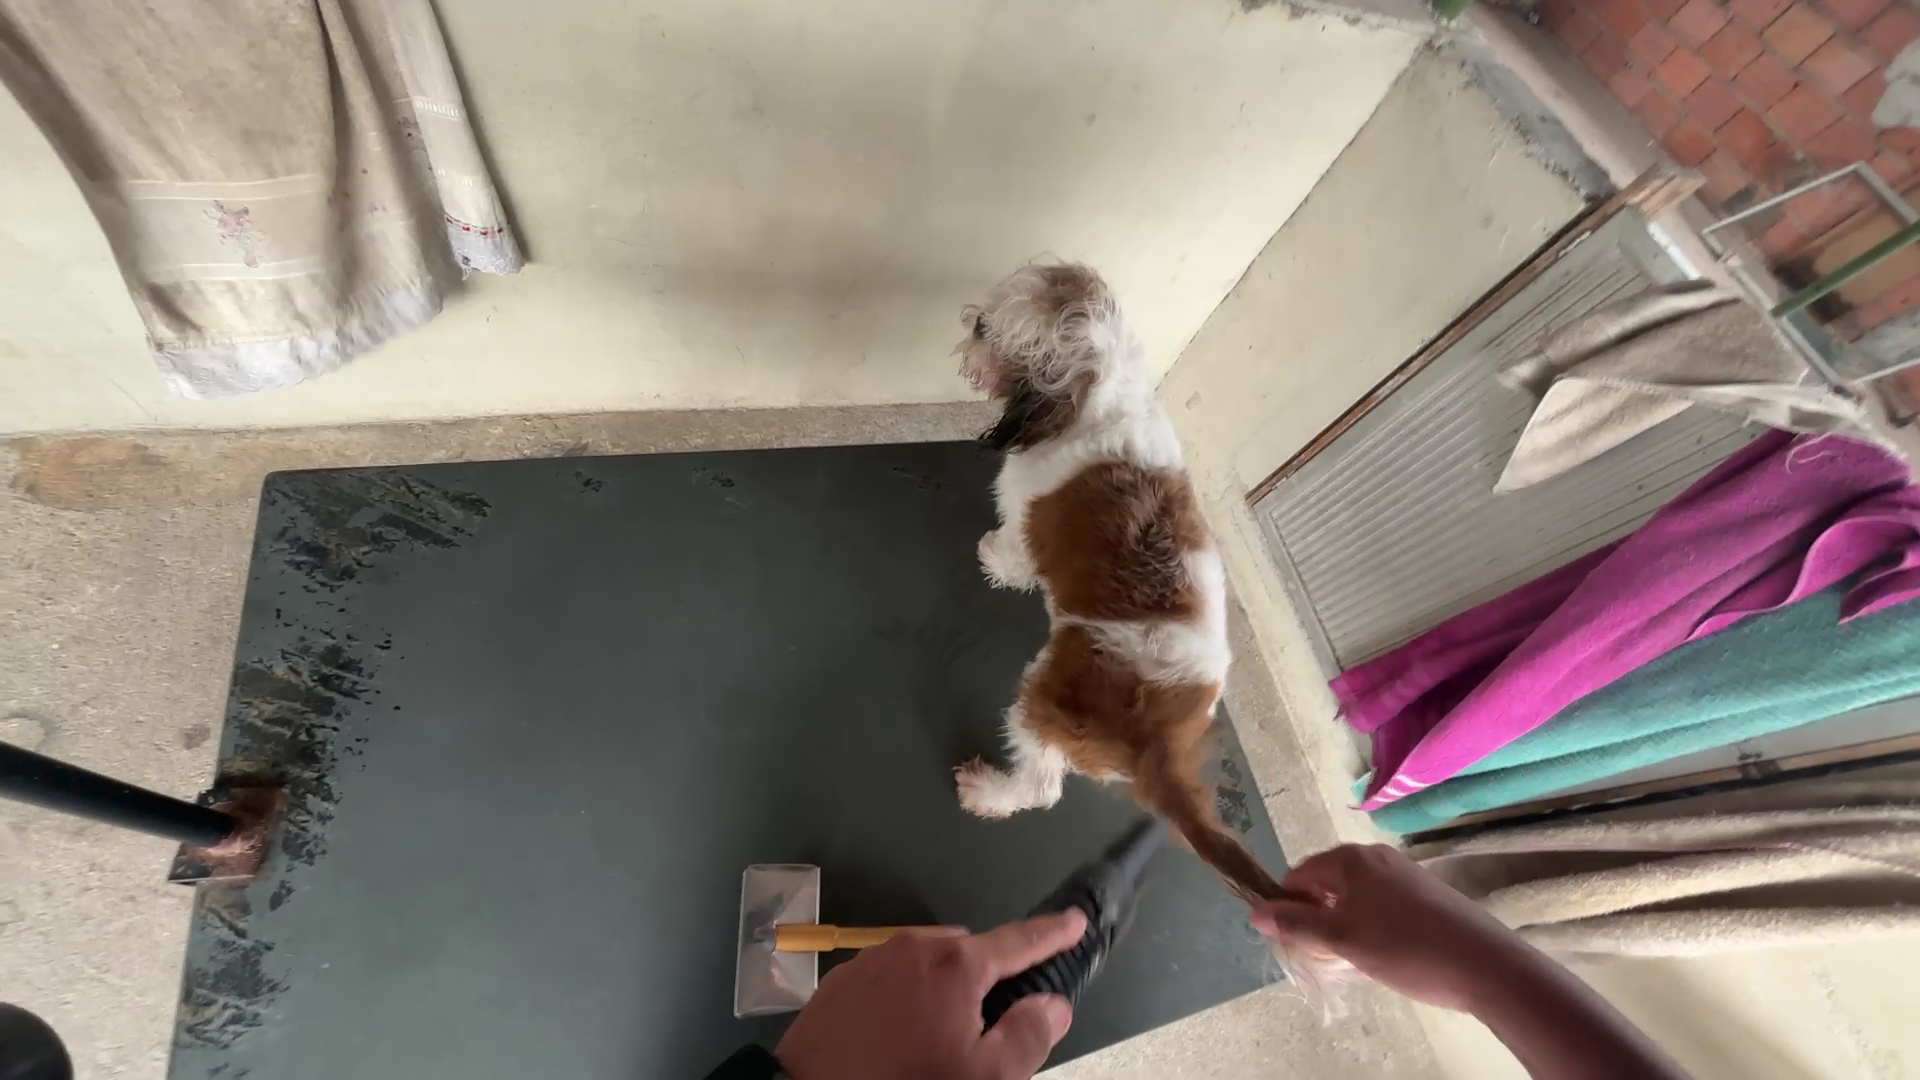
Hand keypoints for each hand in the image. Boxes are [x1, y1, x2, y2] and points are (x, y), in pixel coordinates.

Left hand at [775, 910, 1085, 1079]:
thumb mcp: (983, 1079)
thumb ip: (1027, 1036)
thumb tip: (1052, 1003)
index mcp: (958, 964)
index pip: (1018, 940)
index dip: (1052, 931)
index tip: (1075, 918)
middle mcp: (917, 946)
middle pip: (971, 951)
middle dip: (988, 975)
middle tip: (988, 1022)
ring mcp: (876, 956)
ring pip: (929, 960)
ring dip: (945, 984)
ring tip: (938, 1035)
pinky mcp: (845, 976)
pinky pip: (892, 973)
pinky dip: (907, 992)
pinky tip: (897, 1031)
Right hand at [1250, 843, 1524, 1011]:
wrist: (1492, 968)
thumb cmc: (1407, 948)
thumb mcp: (1342, 940)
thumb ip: (1296, 924)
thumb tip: (1255, 912)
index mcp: (1348, 858)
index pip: (1298, 875)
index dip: (1289, 906)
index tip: (1296, 941)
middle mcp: (1374, 855)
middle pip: (1327, 882)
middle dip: (1320, 916)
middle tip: (1328, 954)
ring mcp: (1404, 871)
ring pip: (1357, 895)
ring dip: (1348, 922)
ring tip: (1360, 958)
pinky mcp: (1429, 892)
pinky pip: (1384, 902)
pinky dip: (1375, 923)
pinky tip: (1391, 954)